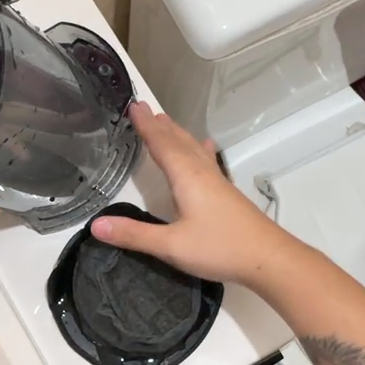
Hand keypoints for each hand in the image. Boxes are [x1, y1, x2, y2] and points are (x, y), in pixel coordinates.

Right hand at [88, 102, 298, 285]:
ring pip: (194, 150)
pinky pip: (207, 161)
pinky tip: (206, 149)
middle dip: (160, 126)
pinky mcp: (227, 195)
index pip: (162, 144)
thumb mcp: (171, 246)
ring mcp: (218, 182)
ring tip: (167, 123)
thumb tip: (96, 225)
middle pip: (179, 142)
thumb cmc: (220, 248)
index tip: (133, 106)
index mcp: (187, 177)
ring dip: (178, 135)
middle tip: (145, 109)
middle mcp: (203, 173)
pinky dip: (198, 150)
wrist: (268, 259)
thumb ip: (134, 235)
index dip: (146, 126)